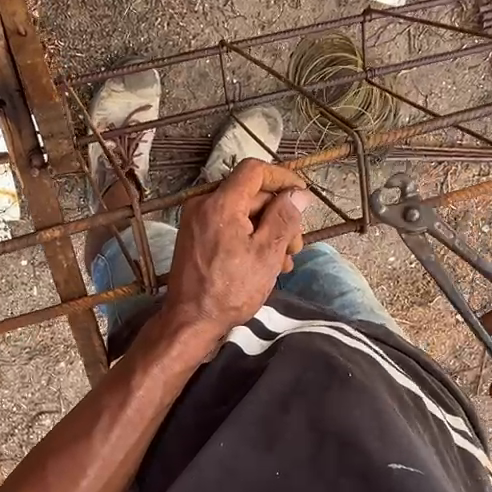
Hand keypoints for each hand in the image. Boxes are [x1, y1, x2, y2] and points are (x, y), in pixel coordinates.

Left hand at [162, 159, 307, 337]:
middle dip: (278, 216)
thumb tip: (298, 193)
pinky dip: (249, 238)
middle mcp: (203, 205)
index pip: (254, 171)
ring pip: (242, 213)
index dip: (282, 178)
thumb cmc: (230, 290)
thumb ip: (284, 218)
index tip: (301, 196)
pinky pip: (228, 227)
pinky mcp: (195, 238)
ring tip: (284, 262)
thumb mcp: (266, 254)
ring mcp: (196, 222)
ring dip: (267, 231)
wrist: (191, 321)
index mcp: (220, 203)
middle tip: (295, 246)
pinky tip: (265, 263)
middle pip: (250, 195)